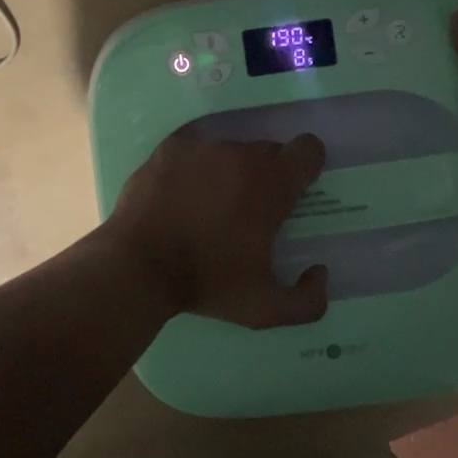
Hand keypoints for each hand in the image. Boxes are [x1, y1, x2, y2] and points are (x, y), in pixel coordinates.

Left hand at [103, 132, 329, 329]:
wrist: (138, 266)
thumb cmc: (205, 283)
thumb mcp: (264, 309)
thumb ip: (308, 301)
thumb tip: (320, 273)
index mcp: (271, 186)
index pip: (308, 149)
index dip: (307, 166)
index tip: (296, 188)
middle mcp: (240, 155)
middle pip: (268, 150)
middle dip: (267, 174)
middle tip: (249, 208)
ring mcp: (202, 147)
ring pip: (230, 149)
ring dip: (229, 170)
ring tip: (209, 203)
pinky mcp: (170, 148)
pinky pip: (195, 147)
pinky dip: (195, 165)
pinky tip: (182, 191)